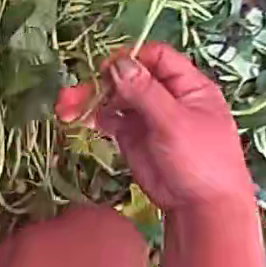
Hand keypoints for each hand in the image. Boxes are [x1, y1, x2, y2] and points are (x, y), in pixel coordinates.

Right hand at [55, 45, 255, 212]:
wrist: (200, 208)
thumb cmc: (199, 160)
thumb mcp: (173, 122)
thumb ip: (145, 92)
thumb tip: (118, 64)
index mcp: (188, 86)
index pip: (156, 58)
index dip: (130, 60)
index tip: (103, 70)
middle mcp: (166, 97)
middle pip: (128, 78)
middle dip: (99, 84)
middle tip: (71, 96)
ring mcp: (148, 118)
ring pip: (115, 99)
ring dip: (90, 100)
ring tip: (65, 109)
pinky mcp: (133, 138)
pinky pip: (110, 119)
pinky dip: (93, 117)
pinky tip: (77, 119)